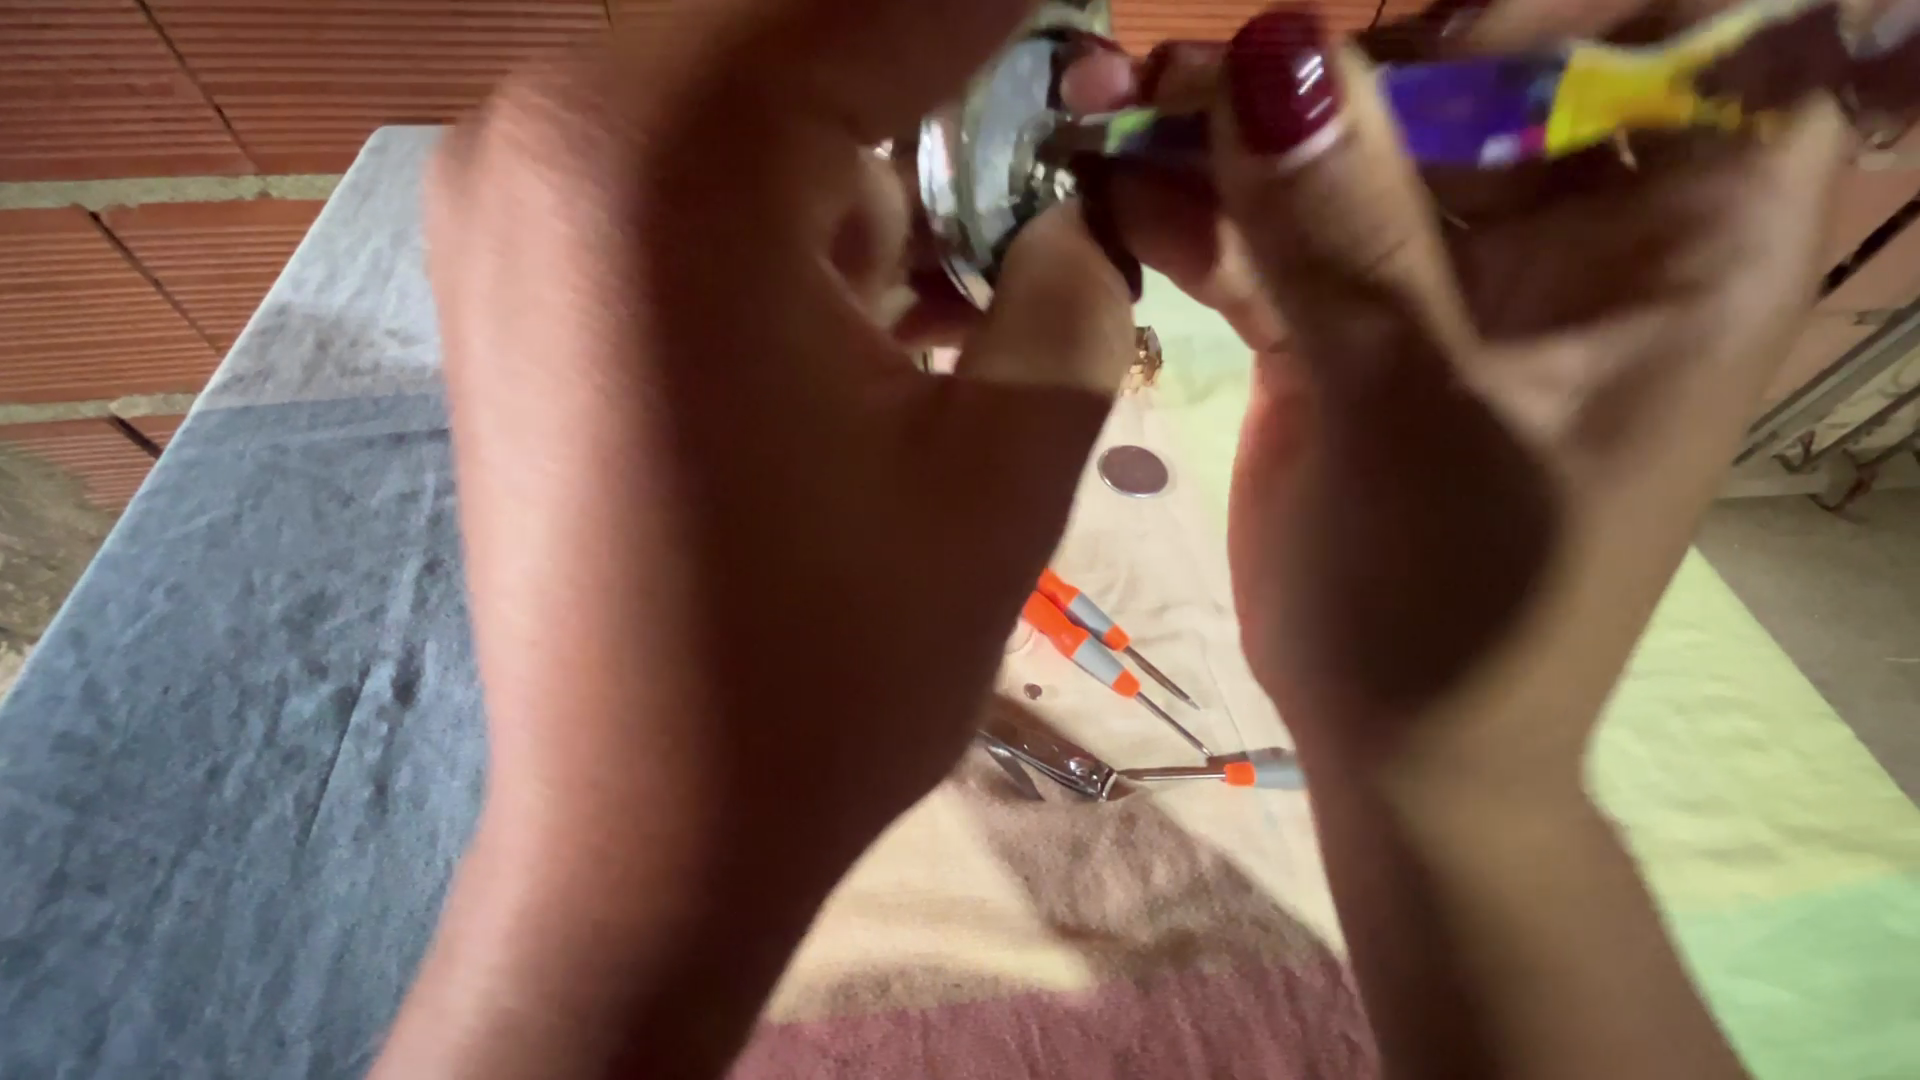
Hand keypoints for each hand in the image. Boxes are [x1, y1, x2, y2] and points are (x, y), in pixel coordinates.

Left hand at [427, 0, 1133, 849]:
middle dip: (948, 72)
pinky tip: (873, 306)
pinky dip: (795, 207)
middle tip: (1049, 155)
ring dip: (874, 148)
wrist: (654, 834)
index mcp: (672, 155)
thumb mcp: (1007, 465)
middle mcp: (547, 136)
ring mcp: (509, 210)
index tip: (1100, 46)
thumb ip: (1070, 279)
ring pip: (739, 96)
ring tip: (972, 253)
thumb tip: (1073, 200)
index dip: (1029, 11)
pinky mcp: (518, 289)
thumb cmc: (836, 671)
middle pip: (798, 21)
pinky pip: (683, 179)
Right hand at [1069, 1, 1848, 783]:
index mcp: (1683, 228)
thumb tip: (1271, 50)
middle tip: (1154, 80)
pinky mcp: (1339, 333)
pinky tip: (1116, 196)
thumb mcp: (1414, 413)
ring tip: (1102, 118)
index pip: (1625, 30)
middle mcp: (1565, 231)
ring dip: (1217, 147)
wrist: (1395, 735)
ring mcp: (1436, 282)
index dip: (1487, 22)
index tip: (1347, 65)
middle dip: (1300, 83)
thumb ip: (1346, 234)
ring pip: (1329, 167)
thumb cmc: (1460, 601)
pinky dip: (1193, 224)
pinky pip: (1267, 247)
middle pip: (1438, 87)